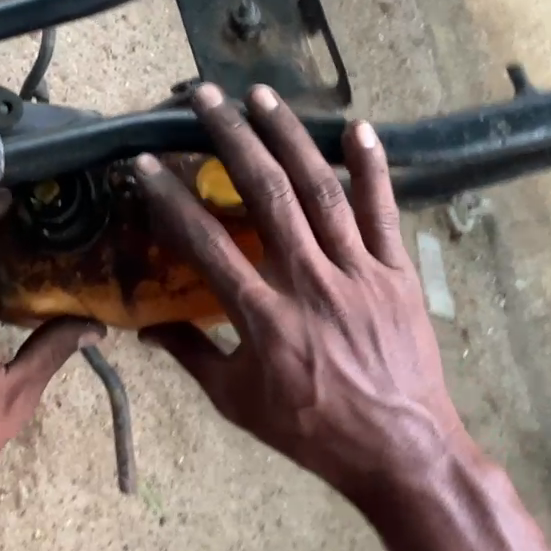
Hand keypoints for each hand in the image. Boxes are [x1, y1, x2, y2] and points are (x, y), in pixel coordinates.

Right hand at [134, 83, 463, 503]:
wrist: (407, 455)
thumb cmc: (314, 430)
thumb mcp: (237, 402)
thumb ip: (190, 355)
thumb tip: (143, 327)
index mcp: (264, 316)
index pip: (206, 243)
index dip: (171, 199)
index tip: (146, 163)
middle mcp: (310, 282)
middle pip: (267, 195)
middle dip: (231, 138)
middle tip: (205, 98)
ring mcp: (359, 273)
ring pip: (320, 190)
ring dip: (288, 136)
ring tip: (261, 94)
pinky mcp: (397, 274)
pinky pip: (384, 213)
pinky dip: (372, 168)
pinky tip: (356, 127)